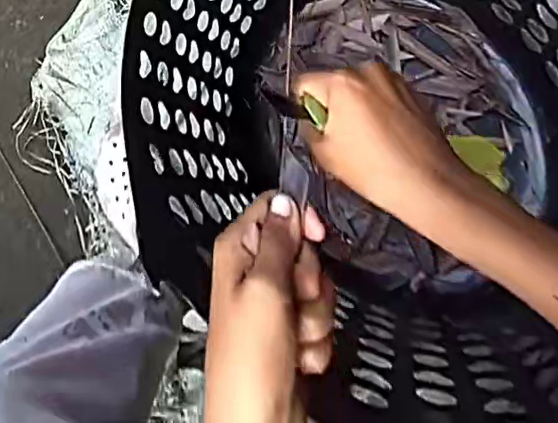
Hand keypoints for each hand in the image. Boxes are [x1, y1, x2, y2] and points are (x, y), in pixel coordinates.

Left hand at [205, 192, 334, 422]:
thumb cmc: (251, 357)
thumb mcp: (265, 288)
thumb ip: (279, 241)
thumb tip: (285, 198)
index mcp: (237, 249)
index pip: (274, 208)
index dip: (299, 220)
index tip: (315, 239)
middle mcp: (253, 271)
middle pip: (301, 249)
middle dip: (309, 279)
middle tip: (294, 300)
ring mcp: (273, 304)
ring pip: (316, 288)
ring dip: (315, 316)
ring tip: (293, 337)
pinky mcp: (291, 332)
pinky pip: (319, 321)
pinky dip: (316, 341)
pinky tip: (300, 358)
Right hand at [293, 64, 490, 235]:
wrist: (432, 187)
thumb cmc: (383, 173)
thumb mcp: (325, 155)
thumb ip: (308, 130)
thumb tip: (309, 123)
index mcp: (341, 82)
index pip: (303, 83)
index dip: (304, 106)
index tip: (313, 122)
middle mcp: (367, 72)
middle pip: (333, 84)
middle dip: (334, 107)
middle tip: (342, 138)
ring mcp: (392, 81)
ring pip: (360, 89)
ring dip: (358, 107)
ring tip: (368, 141)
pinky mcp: (412, 93)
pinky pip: (383, 95)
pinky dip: (381, 111)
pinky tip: (386, 138)